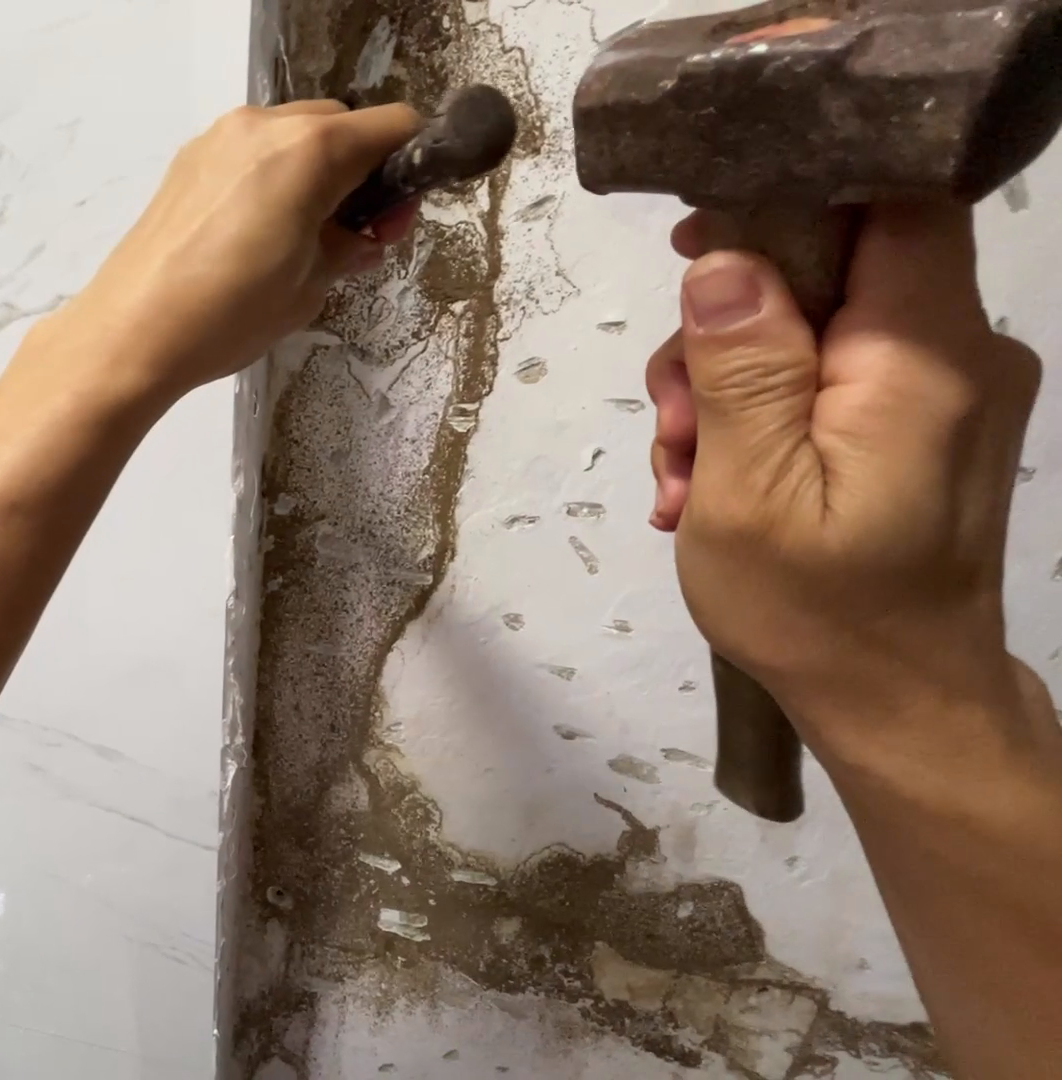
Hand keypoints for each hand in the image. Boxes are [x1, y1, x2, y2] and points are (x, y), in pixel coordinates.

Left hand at [46, 100, 422, 399]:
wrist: (130, 336)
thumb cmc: (224, 318)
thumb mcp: (307, 290)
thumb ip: (348, 248)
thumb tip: (364, 235)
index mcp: (310, 151)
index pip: (393, 129)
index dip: (406, 173)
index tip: (390, 221)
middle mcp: (263, 127)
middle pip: (339, 128)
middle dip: (355, 176)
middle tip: (346, 240)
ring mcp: (217, 140)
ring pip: (290, 140)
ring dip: (309, 177)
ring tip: (291, 245)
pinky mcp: (185, 163)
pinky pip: (247, 157)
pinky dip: (266, 182)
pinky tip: (249, 239)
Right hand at [647, 206, 1041, 737]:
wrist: (889, 694)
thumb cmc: (809, 601)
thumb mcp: (746, 489)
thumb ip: (741, 374)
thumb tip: (722, 263)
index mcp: (920, 363)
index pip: (892, 212)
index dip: (790, 206)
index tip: (694, 250)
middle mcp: (951, 357)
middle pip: (824, 280)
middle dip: (720, 339)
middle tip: (671, 427)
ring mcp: (934, 394)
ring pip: (803, 336)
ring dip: (718, 394)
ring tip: (681, 477)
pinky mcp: (909, 426)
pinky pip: (815, 385)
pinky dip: (748, 422)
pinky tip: (706, 484)